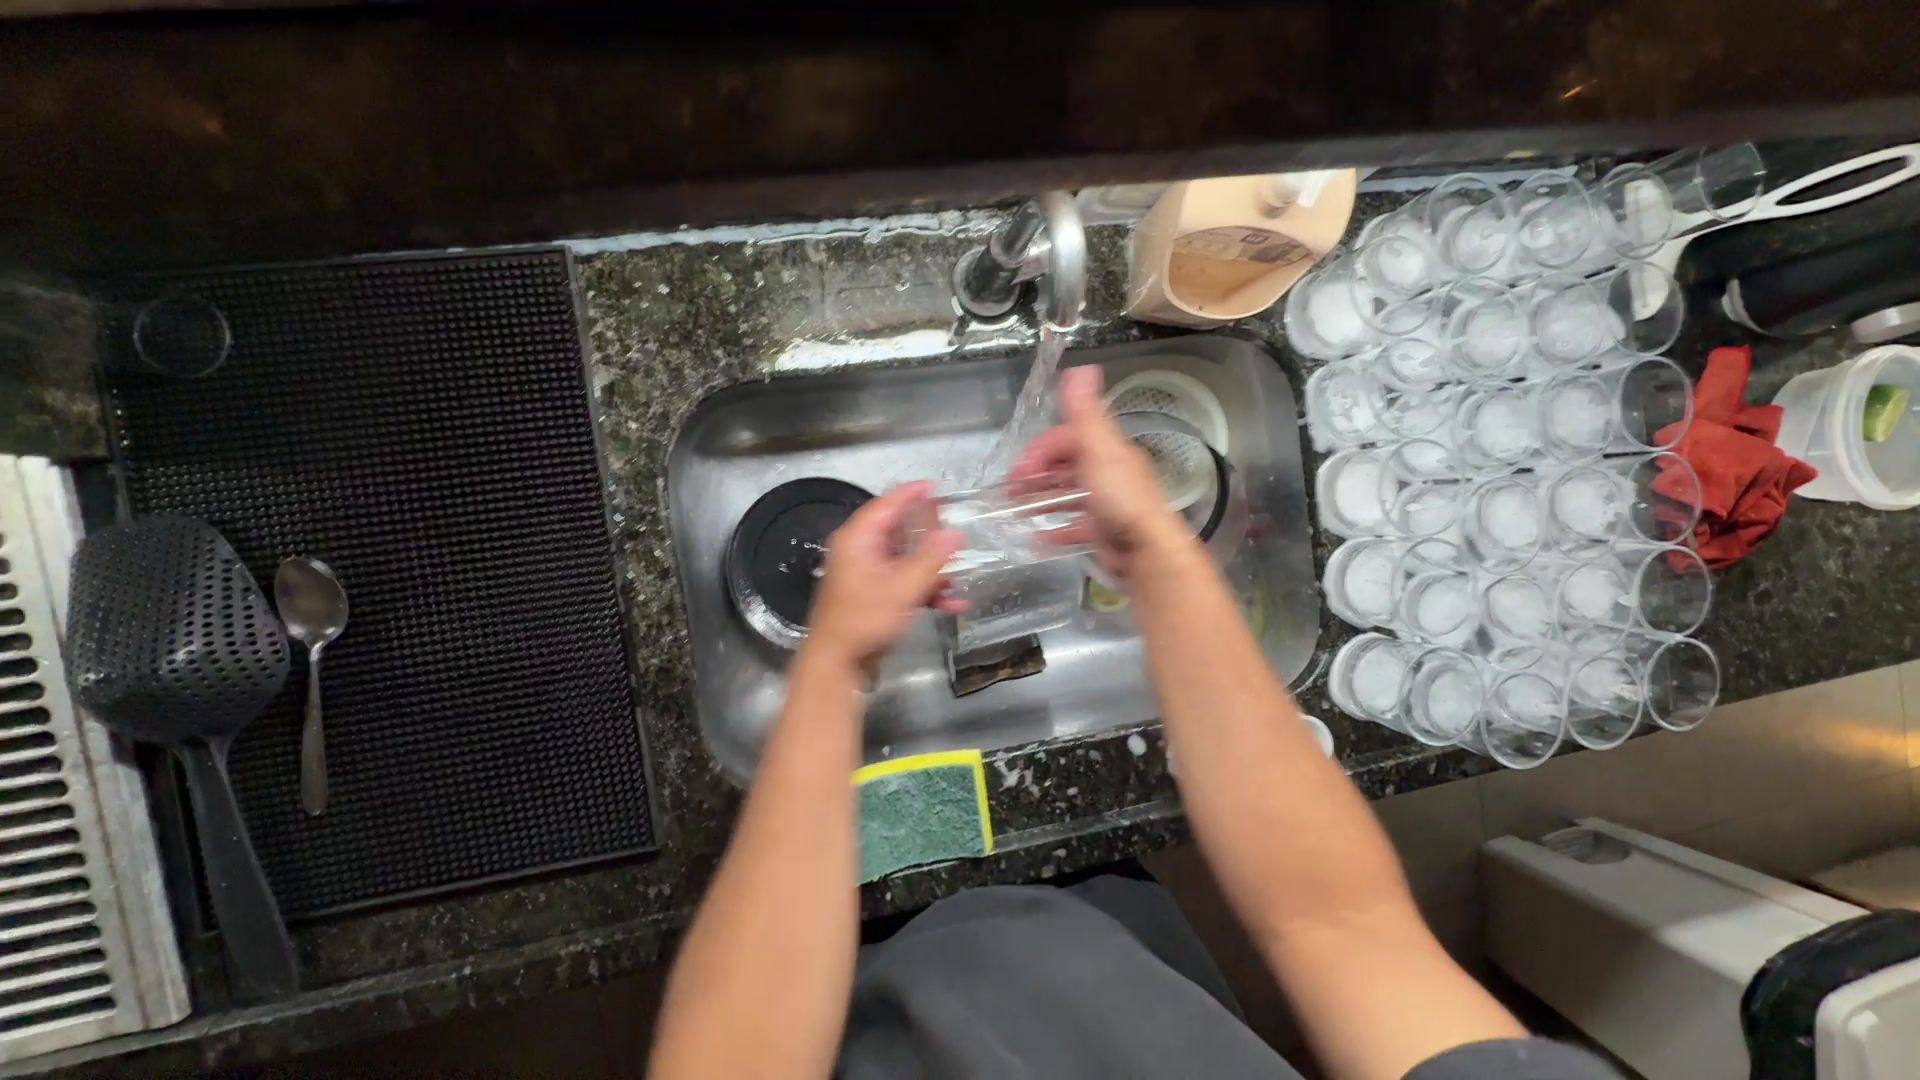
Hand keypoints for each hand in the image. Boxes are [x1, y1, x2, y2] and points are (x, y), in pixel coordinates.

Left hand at [805, 482, 962, 668]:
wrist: (837, 664)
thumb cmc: (861, 622)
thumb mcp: (901, 589)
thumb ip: (930, 560)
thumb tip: (954, 533)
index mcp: (858, 540)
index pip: (887, 504)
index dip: (912, 493)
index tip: (936, 486)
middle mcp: (861, 551)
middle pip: (900, 531)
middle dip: (931, 537)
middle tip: (955, 532)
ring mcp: (868, 574)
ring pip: (907, 559)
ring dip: (934, 569)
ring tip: (960, 575)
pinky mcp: (875, 595)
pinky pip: (905, 582)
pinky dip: (926, 589)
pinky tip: (952, 602)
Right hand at [1009, 365, 1189, 579]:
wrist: (1147, 550)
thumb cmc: (1121, 498)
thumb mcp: (1100, 449)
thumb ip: (1085, 413)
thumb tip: (1082, 368)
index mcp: (1108, 449)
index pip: (1065, 438)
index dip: (1039, 450)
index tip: (1019, 471)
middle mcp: (1109, 472)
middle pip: (1065, 465)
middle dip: (1036, 473)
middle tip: (1010, 490)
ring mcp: (1107, 503)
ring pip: (1068, 494)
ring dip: (1041, 498)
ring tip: (1016, 510)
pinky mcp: (1104, 532)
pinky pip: (1075, 526)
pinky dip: (1055, 529)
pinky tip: (1038, 536)